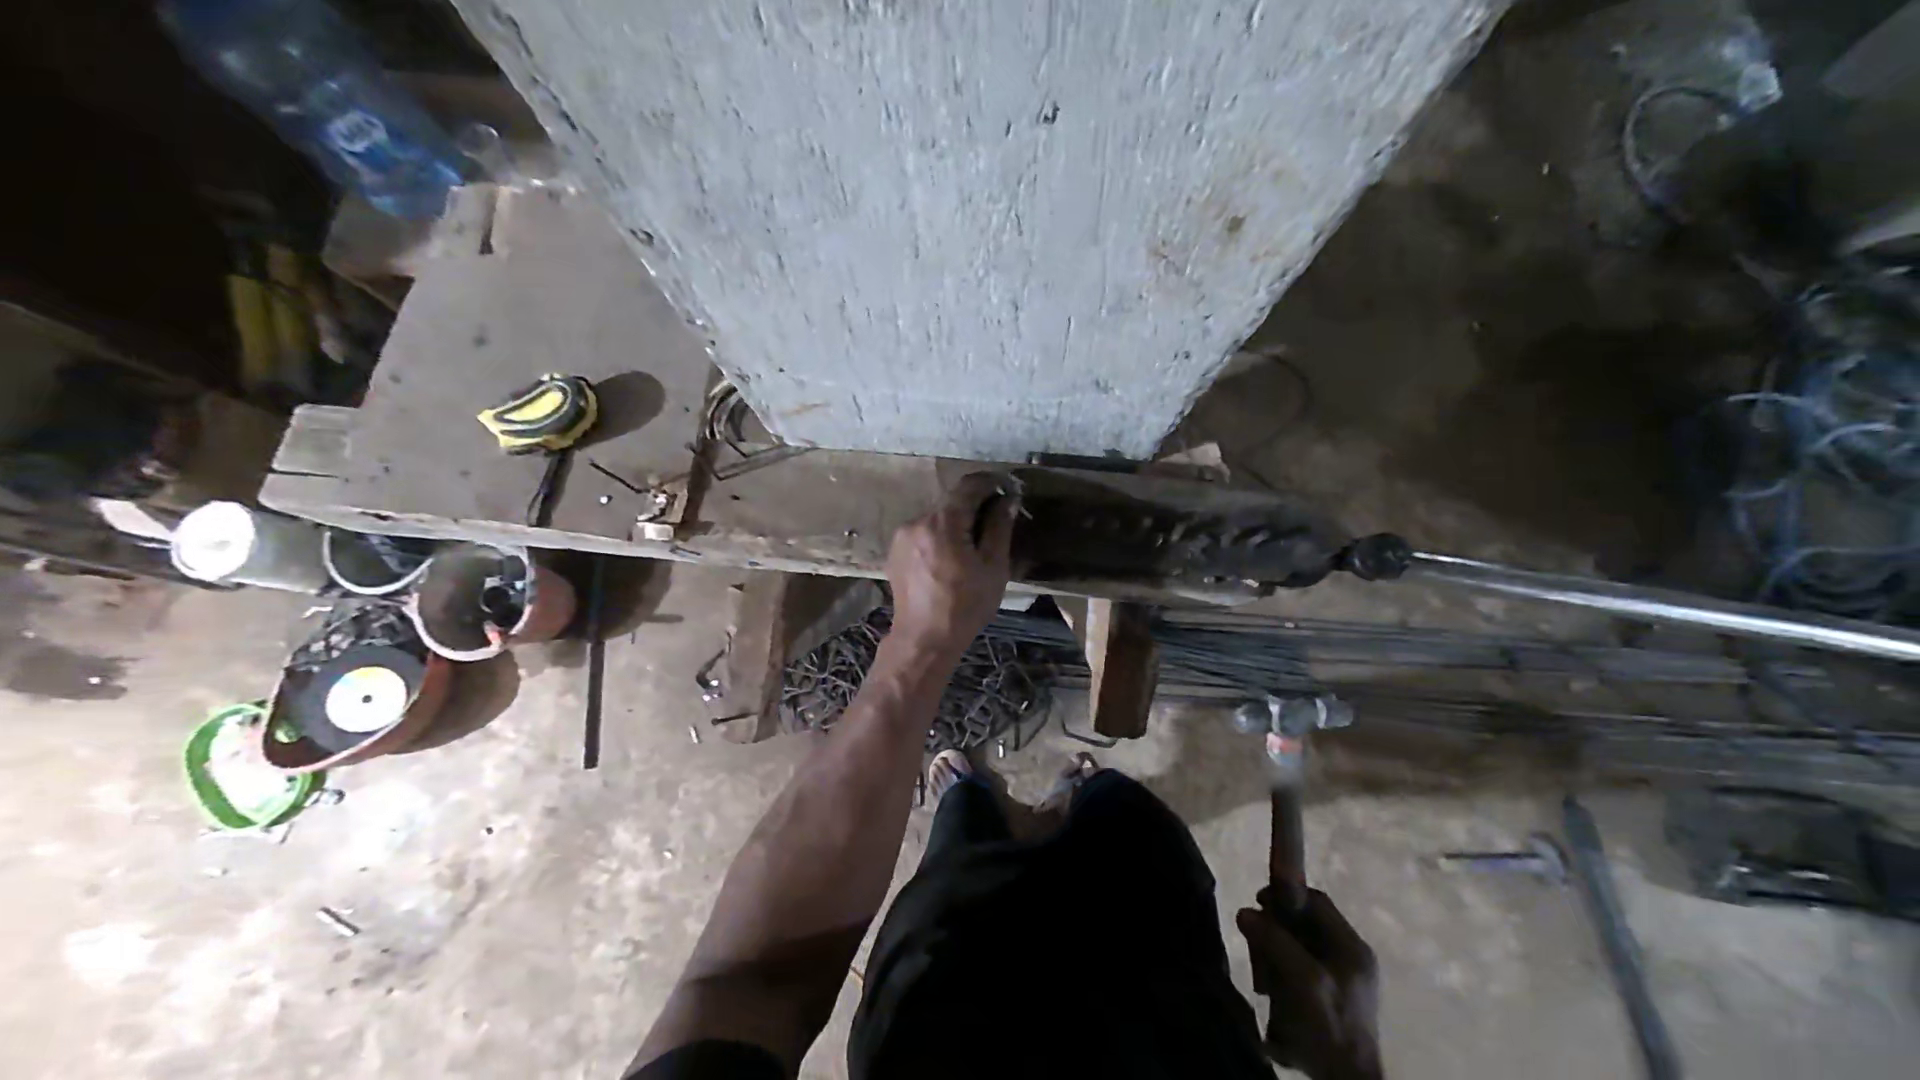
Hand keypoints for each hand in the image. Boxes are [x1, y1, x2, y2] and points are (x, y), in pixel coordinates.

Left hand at [884, 472, 1018, 660]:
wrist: (924, 640)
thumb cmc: (965, 606)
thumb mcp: (993, 568)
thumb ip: (999, 528)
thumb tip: (1007, 500)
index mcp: (942, 523)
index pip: (968, 486)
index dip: (990, 482)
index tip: (1007, 488)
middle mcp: (916, 522)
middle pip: (950, 502)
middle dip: (974, 507)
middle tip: (996, 522)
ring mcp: (901, 537)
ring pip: (936, 518)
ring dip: (955, 523)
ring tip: (973, 547)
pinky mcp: (895, 552)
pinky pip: (923, 533)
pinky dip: (939, 537)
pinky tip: (950, 559)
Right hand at [1236, 889, 1382, 1079]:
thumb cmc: (1330, 1027)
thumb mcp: (1303, 980)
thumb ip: (1275, 941)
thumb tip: (1244, 911)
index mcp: (1352, 946)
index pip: (1316, 901)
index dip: (1285, 895)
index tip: (1259, 904)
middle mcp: (1349, 956)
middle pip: (1304, 922)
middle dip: (1276, 930)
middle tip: (1257, 947)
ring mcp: (1340, 977)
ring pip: (1297, 944)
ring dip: (1274, 953)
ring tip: (1264, 979)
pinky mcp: (1329, 996)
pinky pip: (1298, 967)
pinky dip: (1281, 972)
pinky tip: (1272, 992)